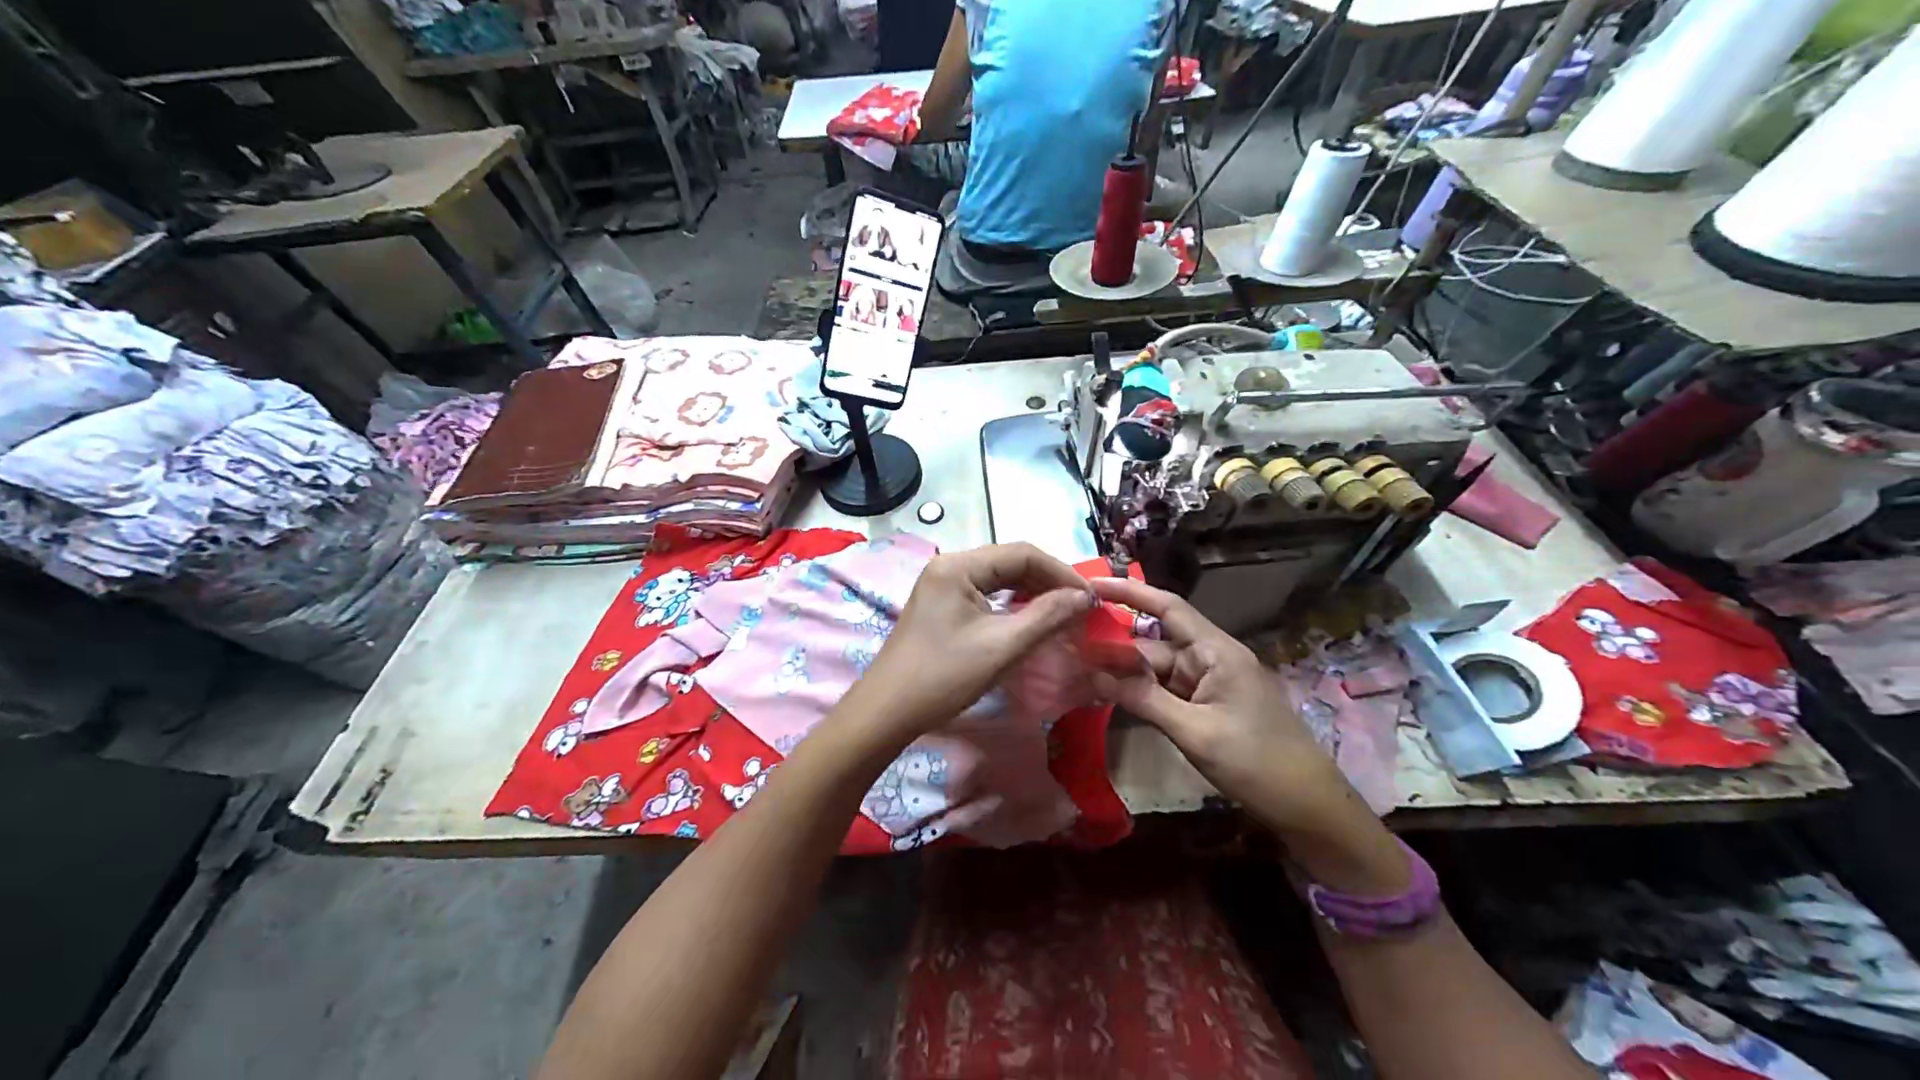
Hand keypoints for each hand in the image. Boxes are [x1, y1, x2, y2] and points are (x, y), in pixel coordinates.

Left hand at [843, 543, 1095, 743]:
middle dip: (1049, 582)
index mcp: (958, 566)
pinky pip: (986, 594)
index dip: (1061, 572)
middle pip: (1010, 562)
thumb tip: (1084, 596)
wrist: (887, 711)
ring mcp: (943, 585)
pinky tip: (1031, 620)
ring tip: (1063, 613)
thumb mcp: (1001, 647)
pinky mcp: (942, 605)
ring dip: (1033, 593)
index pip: (1022, 553)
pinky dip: (1013, 604)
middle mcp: (949, 566)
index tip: (1091, 597)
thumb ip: (1046, 616)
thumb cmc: (943, 676)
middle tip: (1081, 608)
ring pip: (1000, 578)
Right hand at [1089, 578, 1408, 893]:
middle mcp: (1211, 659)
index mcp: (1216, 652)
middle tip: (1069, 649)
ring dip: (1125, 673)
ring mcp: (1210, 683)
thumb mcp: (1195, 732)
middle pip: (1155, 644)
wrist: (1308, 805)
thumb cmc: (1256, 762)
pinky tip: (1111, 696)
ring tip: (1080, 673)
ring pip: (1158, 669)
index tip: (1091, 585)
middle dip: (1116, 647)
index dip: (1129, 593)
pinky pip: (1167, 690)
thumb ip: (1143, 700)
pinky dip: (1141, 693)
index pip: (1168, 608)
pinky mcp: (1208, 706)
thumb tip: (1092, 675)